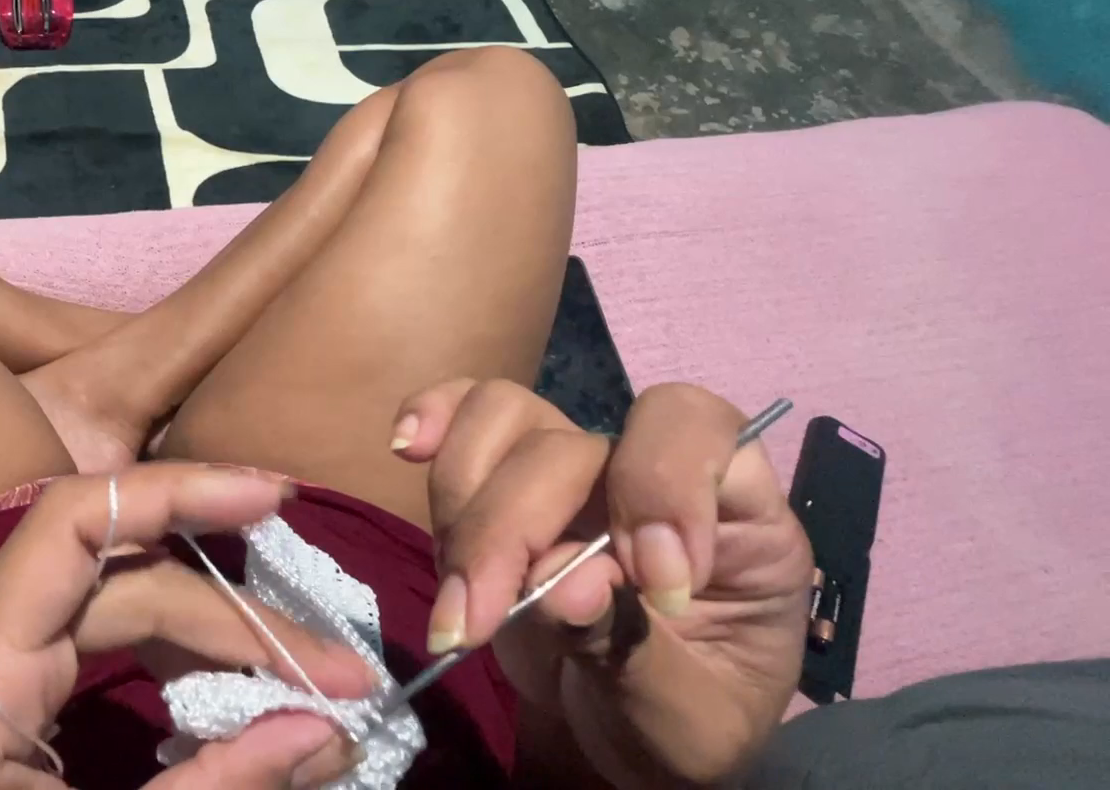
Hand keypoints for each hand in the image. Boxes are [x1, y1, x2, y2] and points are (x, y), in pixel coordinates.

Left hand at [0, 465, 375, 788]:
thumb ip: (215, 788)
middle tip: (339, 674)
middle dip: (237, 619)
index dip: (178, 491)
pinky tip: (232, 683)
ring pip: (123, 598)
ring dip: (217, 632)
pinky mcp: (8, 665)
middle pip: (128, 576)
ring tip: (304, 680)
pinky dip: (174, 652)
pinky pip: (101, 629)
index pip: (76, 520)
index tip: (272, 498)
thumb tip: (330, 732)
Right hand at [392, 381, 811, 787]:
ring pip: (499, 415)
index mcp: (732, 514)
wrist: (612, 727)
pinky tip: (406, 448)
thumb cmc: (676, 722)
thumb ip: (631, 649)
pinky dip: (430, 418)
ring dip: (460, 503)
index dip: (660, 482)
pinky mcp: (499, 469)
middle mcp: (636, 467)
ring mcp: (563, 461)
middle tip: (475, 620)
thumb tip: (558, 586)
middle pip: (563, 445)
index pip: (694, 427)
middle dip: (509, 532)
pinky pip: (460, 411)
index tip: (653, 585)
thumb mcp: (685, 717)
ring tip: (455, 595)